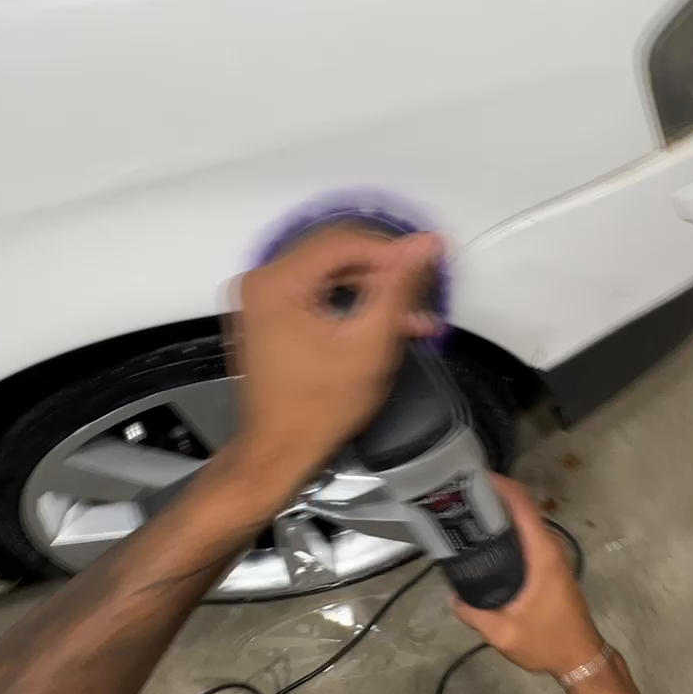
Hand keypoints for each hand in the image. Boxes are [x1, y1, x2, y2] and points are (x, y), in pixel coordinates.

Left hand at [227, 222, 443, 480]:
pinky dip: (353, 307)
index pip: (343, 243)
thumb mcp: (369, 344)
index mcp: (276, 282)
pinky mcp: (272, 315)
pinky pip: (320, 295)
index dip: (391, 251)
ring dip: (374, 294)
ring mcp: (264, 298)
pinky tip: (388, 325)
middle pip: (337, 256)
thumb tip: (426, 245)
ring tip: (415, 319)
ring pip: (333, 276)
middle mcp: (262, 281)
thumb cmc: (319, 408)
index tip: (430, 262)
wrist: (280, 451)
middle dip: (385, 275)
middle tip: (424, 296)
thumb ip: (399, 288)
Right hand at [451, 474, 604, 676]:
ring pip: (526, 523)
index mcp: (542, 553)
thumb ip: (473, 613)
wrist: (581, 659)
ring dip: (502, 515)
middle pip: (523, 508)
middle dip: (494, 497)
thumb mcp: (502, 632)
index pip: (523, 504)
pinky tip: (487, 544)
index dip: (501, 485)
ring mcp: (554, 556)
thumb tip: (453, 598)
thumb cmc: (547, 642)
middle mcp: (550, 547)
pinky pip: (529, 538)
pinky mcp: (552, 566)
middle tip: (461, 499)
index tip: (474, 478)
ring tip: (468, 517)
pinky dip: (510, 532)